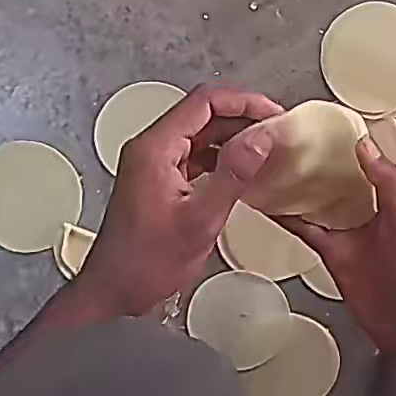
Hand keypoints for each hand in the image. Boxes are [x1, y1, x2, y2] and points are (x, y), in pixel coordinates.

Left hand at [78, 84, 282, 316]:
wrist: (115, 294)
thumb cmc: (148, 262)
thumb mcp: (200, 219)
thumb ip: (233, 175)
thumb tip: (262, 138)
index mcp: (156, 148)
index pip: (204, 102)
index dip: (244, 101)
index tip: (275, 114)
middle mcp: (153, 148)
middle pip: (203, 114)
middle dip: (244, 117)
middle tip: (280, 131)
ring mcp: (156, 164)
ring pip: (202, 134)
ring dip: (236, 136)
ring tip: (270, 147)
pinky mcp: (162, 180)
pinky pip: (198, 155)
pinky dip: (224, 155)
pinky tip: (247, 169)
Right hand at [278, 140, 395, 357]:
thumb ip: (390, 185)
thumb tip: (365, 145)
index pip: (376, 161)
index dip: (360, 141)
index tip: (336, 120)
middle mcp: (371, 210)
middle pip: (343, 177)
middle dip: (324, 158)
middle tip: (296, 134)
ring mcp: (350, 230)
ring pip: (321, 199)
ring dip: (302, 183)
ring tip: (276, 159)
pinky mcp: (333, 252)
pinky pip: (307, 229)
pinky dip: (288, 216)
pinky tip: (268, 202)